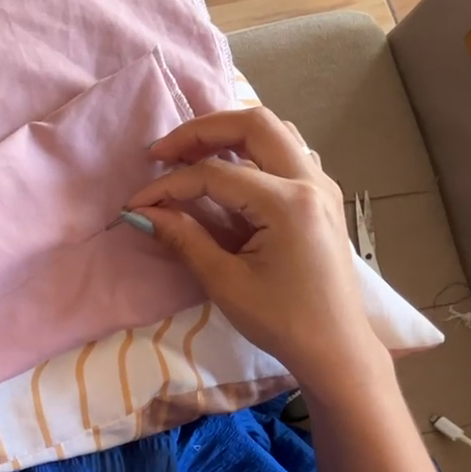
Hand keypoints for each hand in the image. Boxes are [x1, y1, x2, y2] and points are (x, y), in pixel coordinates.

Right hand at [129, 107, 385, 392]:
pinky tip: (230, 171)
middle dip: (200, 131)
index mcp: (287, 203)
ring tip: (191, 156)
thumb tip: (143, 214)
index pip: (214, 175)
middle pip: (253, 124)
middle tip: (162, 152)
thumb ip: (184, 239)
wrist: (335, 347)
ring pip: (275, 131)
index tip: (136, 203)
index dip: (168, 185)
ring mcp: (321, 186)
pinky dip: (252, 150)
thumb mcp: (225, 283)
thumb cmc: (281, 320)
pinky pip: (287, 152)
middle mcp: (310, 181)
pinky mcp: (320, 198)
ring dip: (229, 134)